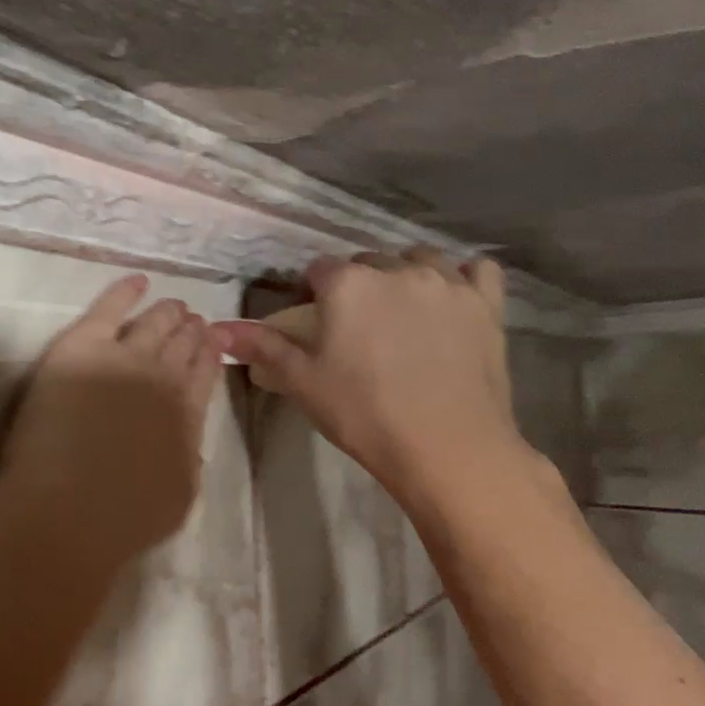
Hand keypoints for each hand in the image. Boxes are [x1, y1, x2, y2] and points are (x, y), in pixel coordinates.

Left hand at [0, 275, 224, 560]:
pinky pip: (107, 309)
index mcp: (187, 419)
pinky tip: (138, 281)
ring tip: (175, 305)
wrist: (69, 506)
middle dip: (191, 333)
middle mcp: (162, 380)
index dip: (209, 360)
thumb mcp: (178, 494)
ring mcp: (123, 359)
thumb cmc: (122, 517)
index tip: (215, 344)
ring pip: (152, 326)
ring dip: (167, 314)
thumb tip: (183, 442)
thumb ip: (183, 459)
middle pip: (181, 347)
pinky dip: (124, 292)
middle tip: (194, 321)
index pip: (203, 379)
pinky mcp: (80, 349)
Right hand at [215, 249, 530, 498]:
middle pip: (367, 261)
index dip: (310, 291)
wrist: (447, 445)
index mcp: (347, 284)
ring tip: (398, 311)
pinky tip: (449, 300)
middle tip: (352, 324)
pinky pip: (476, 271)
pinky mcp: (487, 305)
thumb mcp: (300, 380)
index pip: (317, 268)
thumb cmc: (361, 412)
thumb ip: (261, 345)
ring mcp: (448, 285)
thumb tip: (217, 329)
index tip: (311, 319)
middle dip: (355, 283)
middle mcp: (397, 271)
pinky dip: (460, 279)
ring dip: (404, 275)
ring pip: (419, 260)